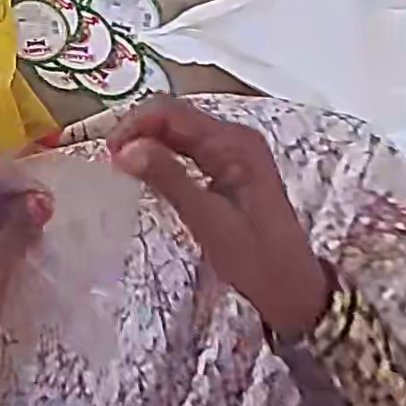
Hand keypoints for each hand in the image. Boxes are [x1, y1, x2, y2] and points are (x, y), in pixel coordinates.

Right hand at [107, 97, 331, 333]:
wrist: (295, 292)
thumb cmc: (256, 260)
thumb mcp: (208, 221)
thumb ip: (168, 179)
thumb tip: (124, 150)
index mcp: (234, 142)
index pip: (173, 113)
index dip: (136, 124)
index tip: (110, 151)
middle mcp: (233, 135)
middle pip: (174, 114)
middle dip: (139, 128)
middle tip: (112, 158)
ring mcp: (231, 147)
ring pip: (177, 127)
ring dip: (147, 138)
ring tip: (121, 162)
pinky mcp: (226, 162)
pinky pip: (185, 144)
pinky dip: (161, 150)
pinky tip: (145, 166)